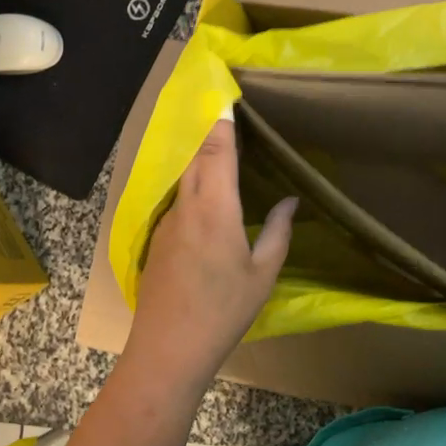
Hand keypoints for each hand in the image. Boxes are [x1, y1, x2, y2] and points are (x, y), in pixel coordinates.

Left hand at [130, 119, 296, 380]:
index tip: (228, 96)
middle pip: (193, 155)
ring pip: (182, 178)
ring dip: (199, 160)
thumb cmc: (223, 312)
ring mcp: (165, 222)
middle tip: (226, 115)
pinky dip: (191, 189)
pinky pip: (176, 201)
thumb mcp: (262, 274)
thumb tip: (289, 202)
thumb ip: (278, 232)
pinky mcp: (155, 239)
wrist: (168, 348)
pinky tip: (206, 202)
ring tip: (222, 154)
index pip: (216, 149)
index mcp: (215, 209)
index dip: (221, 120)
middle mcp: (185, 206)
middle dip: (207, 131)